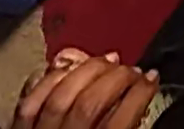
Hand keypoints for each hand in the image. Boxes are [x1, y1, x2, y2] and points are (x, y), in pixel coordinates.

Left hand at [14, 48, 160, 128]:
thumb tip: (138, 111)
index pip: (118, 126)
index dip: (138, 96)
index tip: (152, 78)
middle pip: (88, 104)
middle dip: (116, 78)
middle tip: (133, 70)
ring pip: (60, 96)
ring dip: (88, 70)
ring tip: (109, 61)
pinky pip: (31, 103)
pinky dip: (51, 80)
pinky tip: (70, 69)